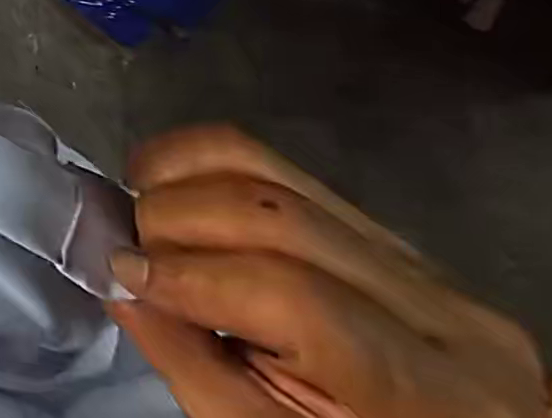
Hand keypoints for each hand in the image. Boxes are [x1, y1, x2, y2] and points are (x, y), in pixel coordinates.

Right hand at [107, 126, 545, 417]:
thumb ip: (197, 372)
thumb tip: (121, 283)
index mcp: (423, 390)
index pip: (296, 297)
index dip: (194, 278)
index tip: (123, 272)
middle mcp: (430, 301)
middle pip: (275, 214)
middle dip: (175, 217)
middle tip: (127, 244)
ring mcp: (404, 248)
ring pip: (271, 167)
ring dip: (180, 168)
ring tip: (137, 195)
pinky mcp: (370, 220)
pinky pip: (275, 164)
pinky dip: (204, 161)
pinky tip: (171, 182)